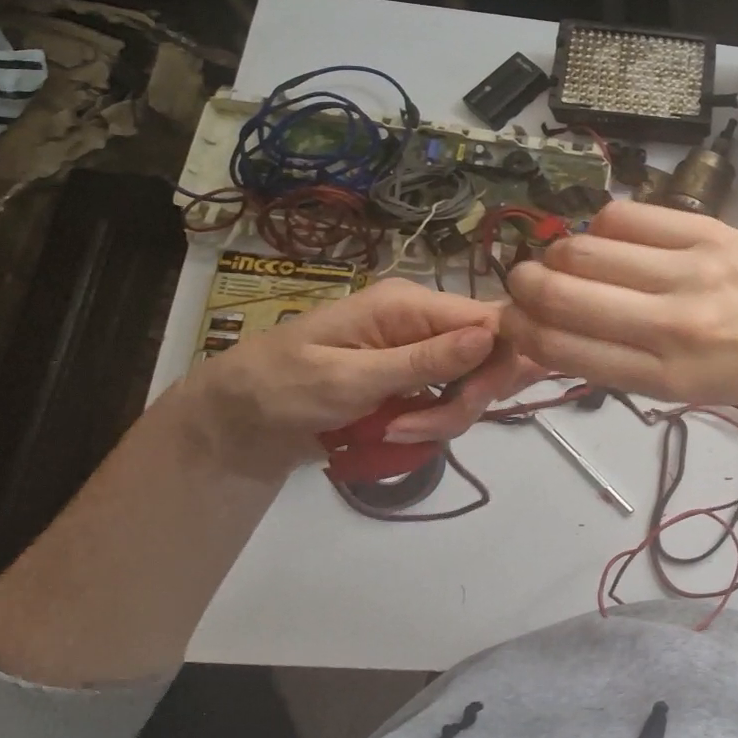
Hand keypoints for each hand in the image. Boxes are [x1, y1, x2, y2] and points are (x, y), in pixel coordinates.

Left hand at [182, 278, 545, 470]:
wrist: (239, 422)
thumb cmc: (279, 389)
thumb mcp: (348, 377)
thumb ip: (423, 361)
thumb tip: (491, 335)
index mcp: (409, 304)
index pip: (492, 320)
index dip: (499, 360)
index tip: (472, 401)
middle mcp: (426, 322)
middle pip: (491, 356)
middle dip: (467, 399)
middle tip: (419, 428)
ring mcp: (425, 352)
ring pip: (477, 385)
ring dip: (445, 418)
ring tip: (394, 433)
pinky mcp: (421, 380)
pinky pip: (455, 401)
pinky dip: (436, 423)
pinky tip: (400, 432)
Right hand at [499, 200, 737, 410]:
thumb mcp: (681, 391)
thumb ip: (616, 364)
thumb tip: (547, 333)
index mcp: (663, 377)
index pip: (562, 349)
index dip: (520, 332)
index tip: (511, 322)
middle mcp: (673, 326)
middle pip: (563, 293)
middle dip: (526, 287)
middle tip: (528, 284)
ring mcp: (694, 274)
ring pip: (585, 248)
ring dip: (560, 255)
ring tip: (571, 262)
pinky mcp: (711, 234)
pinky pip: (626, 216)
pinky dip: (603, 227)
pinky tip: (614, 241)